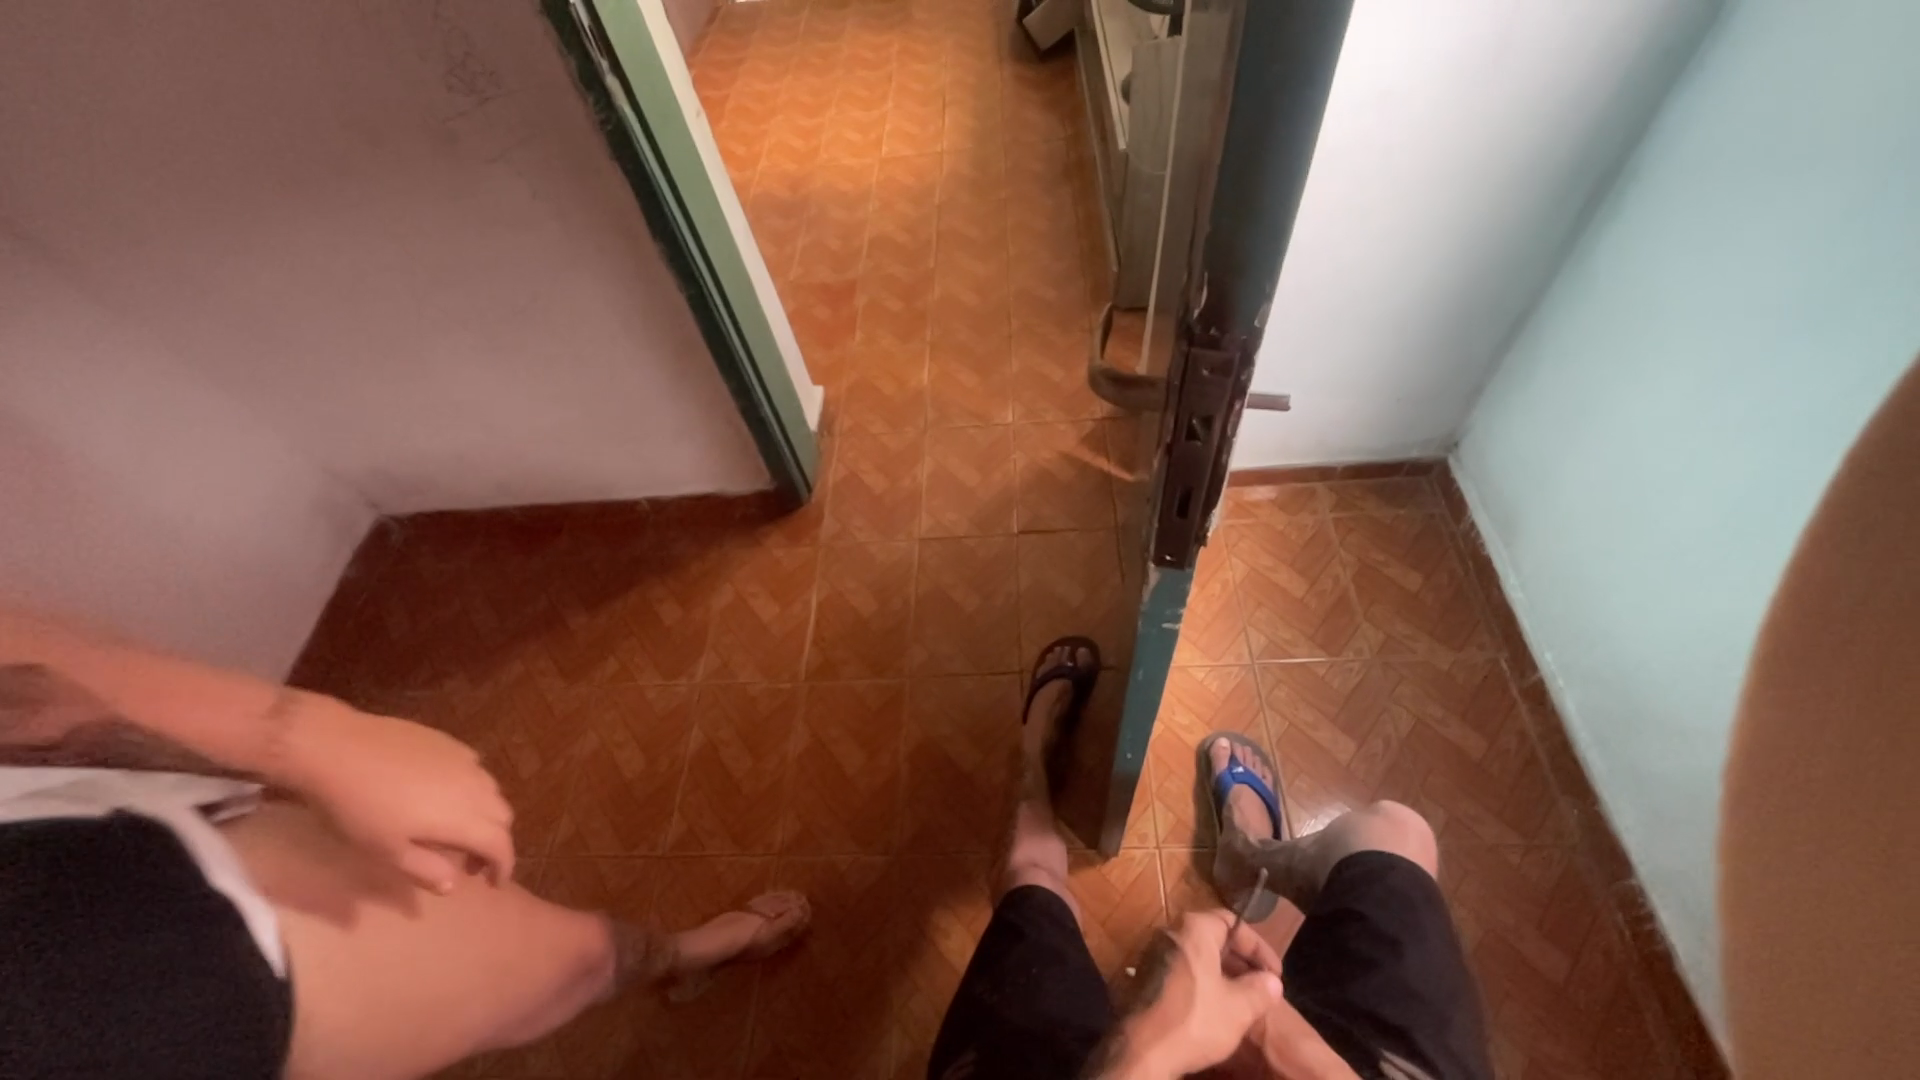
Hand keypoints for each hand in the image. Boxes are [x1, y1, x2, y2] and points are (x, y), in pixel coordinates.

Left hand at [274, 695, 514, 891]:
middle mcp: (477, 788)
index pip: (501, 845)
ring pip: (492, 792)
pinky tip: (444, 793)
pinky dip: (472, 790)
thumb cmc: (359, 809)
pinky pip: (476, 770)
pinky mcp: (453, 745)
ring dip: (485, 815)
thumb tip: (452, 884)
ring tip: (458, 828)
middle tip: (470, 861)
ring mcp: (467, 762)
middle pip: (503, 817)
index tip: (494, 883)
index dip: (503, 866)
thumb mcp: (385, 851)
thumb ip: (424, 870)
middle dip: (495, 842)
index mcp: (464, 819)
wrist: (339, 750)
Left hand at [1106, 910, 1285, 1079]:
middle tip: (1263, 986)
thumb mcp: (1238, 1008)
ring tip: (1246, 999)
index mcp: (1194, 929)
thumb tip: (1272, 981)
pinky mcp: (1149, 976)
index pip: (1232, 922)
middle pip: (1214, 937)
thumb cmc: (1195, 1019)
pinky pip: (1185, 970)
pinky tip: (1219, 1006)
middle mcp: (1172, 933)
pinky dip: (1206, 981)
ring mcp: (1157, 953)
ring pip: (1199, 956)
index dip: (1258, 946)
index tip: (1275, 972)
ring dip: (1225, 973)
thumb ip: (1259, 990)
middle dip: (1242, 960)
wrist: (1144, 1048)